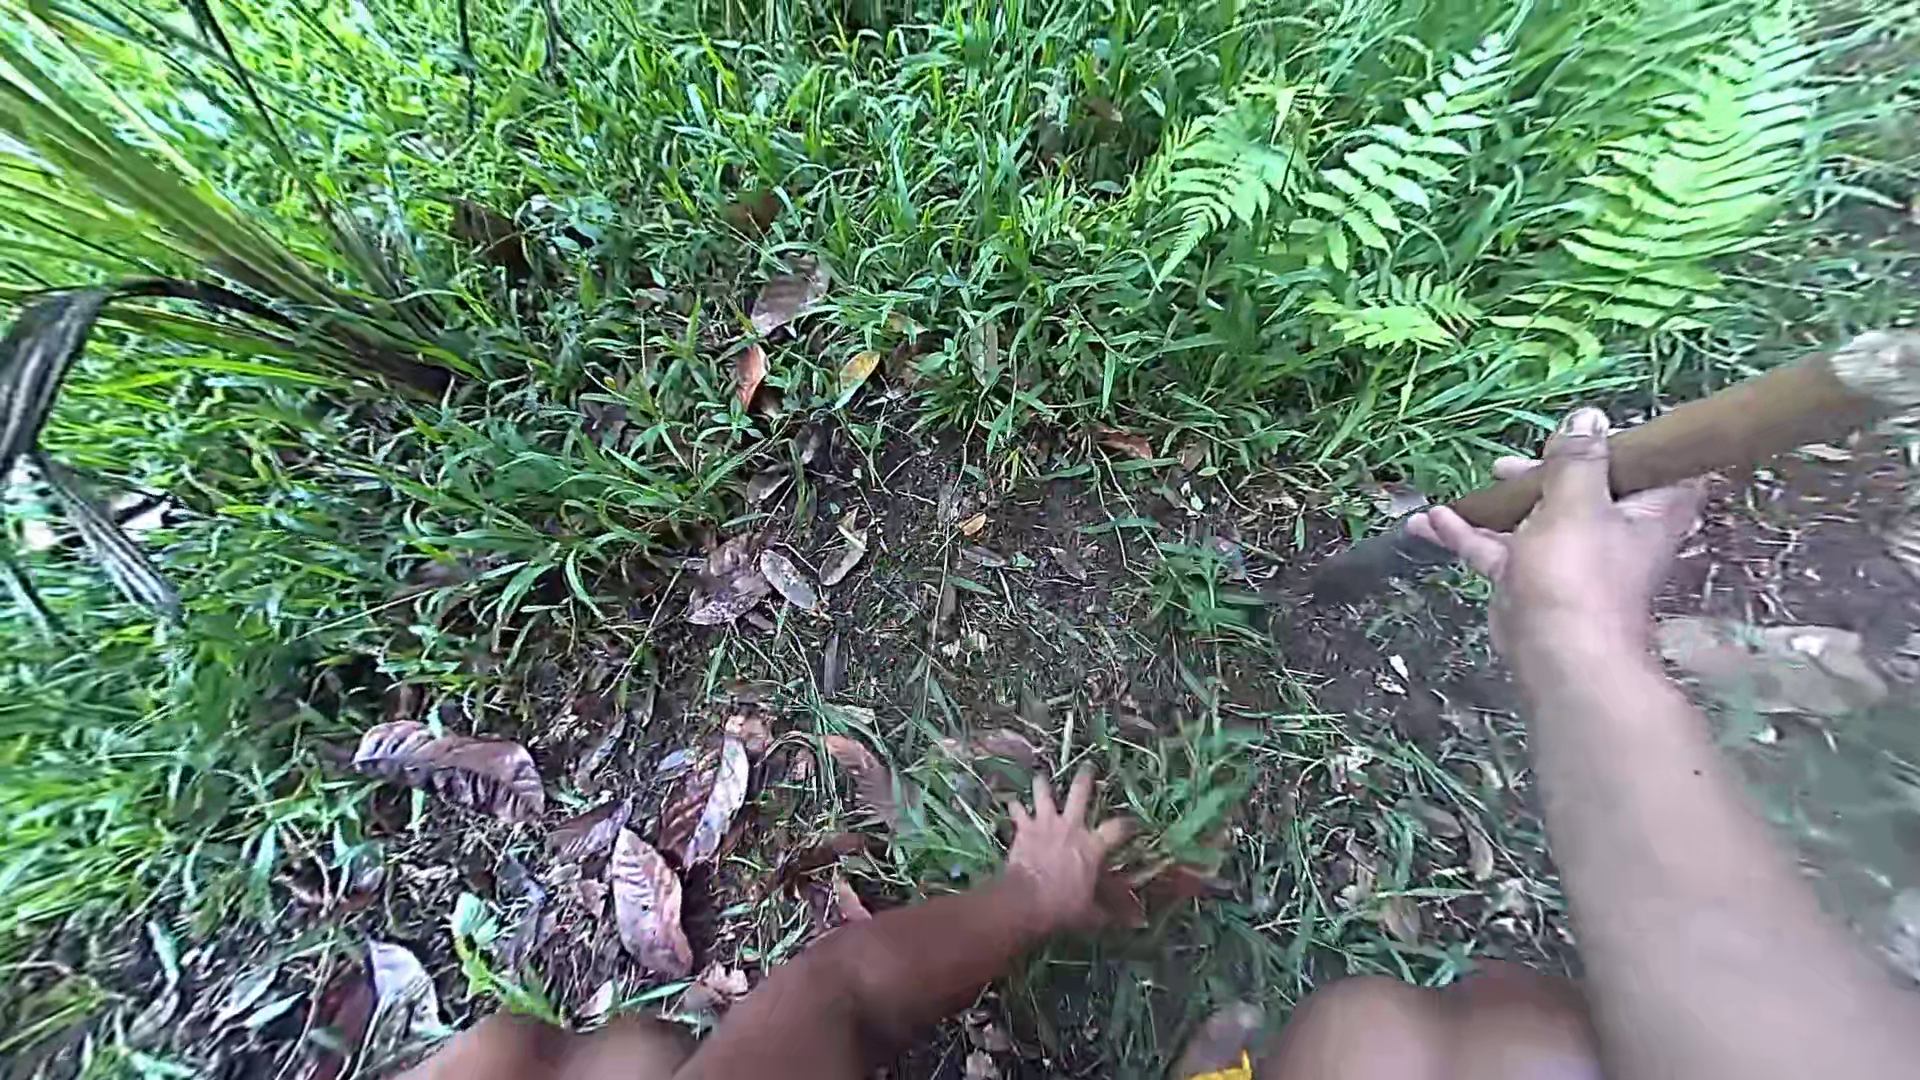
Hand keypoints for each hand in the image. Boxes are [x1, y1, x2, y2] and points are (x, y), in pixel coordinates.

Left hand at [1006, 768, 1133, 931]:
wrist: (1027, 900)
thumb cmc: (1063, 906)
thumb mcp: (1092, 913)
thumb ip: (1111, 912)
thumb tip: (1136, 922)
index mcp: (1091, 846)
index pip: (1116, 828)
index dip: (1128, 823)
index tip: (1135, 821)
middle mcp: (1070, 827)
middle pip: (1080, 793)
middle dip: (1085, 778)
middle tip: (1088, 767)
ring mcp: (1045, 823)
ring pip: (1044, 792)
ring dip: (1042, 783)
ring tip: (1042, 777)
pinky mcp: (1024, 827)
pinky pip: (1017, 810)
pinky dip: (1014, 807)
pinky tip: (1012, 803)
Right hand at [1405, 407, 1704, 661]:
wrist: (1554, 644)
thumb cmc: (1576, 571)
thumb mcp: (1576, 506)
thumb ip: (1577, 461)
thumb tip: (1587, 416)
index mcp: (1644, 510)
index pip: (1650, 469)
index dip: (1626, 448)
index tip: (1590, 435)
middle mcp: (1608, 530)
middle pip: (1579, 490)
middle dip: (1543, 475)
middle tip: (1511, 463)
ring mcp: (1562, 554)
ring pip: (1530, 518)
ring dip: (1498, 503)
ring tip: (1470, 486)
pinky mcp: (1524, 575)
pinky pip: (1493, 545)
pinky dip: (1464, 532)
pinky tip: (1431, 520)